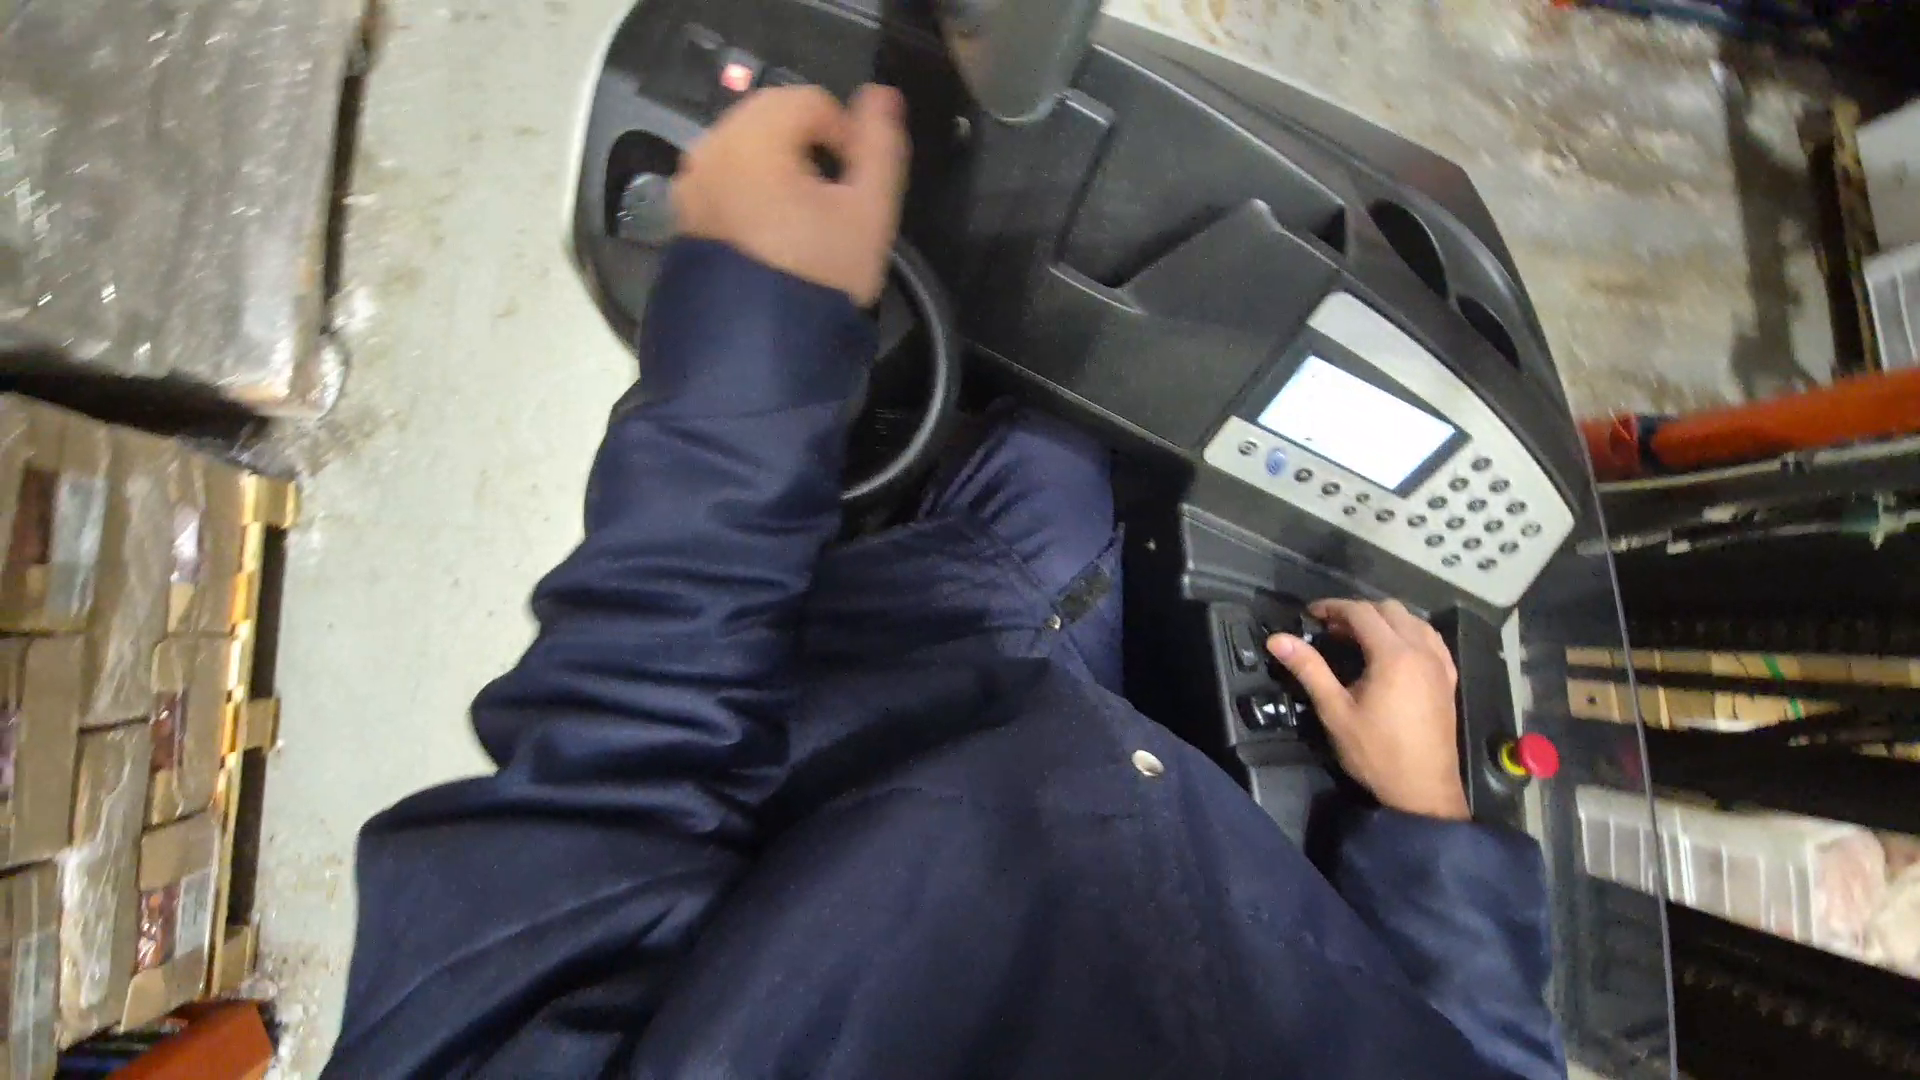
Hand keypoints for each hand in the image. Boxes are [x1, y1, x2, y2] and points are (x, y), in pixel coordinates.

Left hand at [673, 84, 909, 305]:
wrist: (763, 354)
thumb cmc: (820, 281)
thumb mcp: (869, 216)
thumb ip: (880, 148)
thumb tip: (882, 97)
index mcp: (754, 141)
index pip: (810, 102)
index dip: (846, 135)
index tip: (858, 184)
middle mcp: (709, 151)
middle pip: (771, 120)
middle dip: (808, 150)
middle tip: (834, 204)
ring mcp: (689, 187)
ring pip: (745, 153)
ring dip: (779, 172)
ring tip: (805, 224)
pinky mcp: (683, 220)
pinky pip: (723, 185)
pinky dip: (750, 196)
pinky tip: (773, 238)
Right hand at [1266, 599, 1468, 821]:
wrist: (1422, 791)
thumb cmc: (1375, 751)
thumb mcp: (1334, 710)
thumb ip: (1308, 668)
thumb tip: (1277, 639)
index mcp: (1393, 656)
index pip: (1361, 612)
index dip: (1332, 607)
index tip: (1309, 615)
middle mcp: (1422, 652)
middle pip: (1389, 610)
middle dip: (1357, 611)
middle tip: (1329, 629)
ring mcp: (1440, 665)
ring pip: (1413, 621)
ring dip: (1384, 620)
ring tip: (1357, 638)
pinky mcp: (1448, 680)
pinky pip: (1431, 640)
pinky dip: (1408, 633)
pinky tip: (1392, 651)